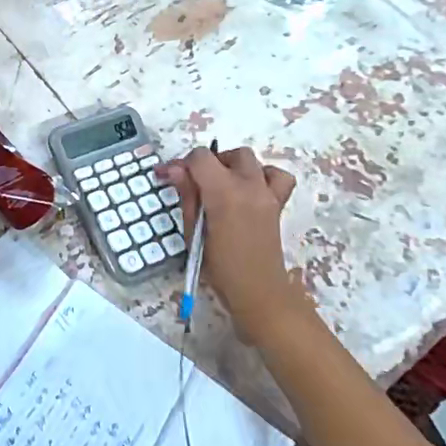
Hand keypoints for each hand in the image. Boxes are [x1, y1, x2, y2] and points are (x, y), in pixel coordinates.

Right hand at [157, 147, 302, 325]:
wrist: (257, 290)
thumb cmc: (219, 267)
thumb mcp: (193, 232)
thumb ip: (187, 195)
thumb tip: (174, 170)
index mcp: (224, 193)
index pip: (200, 158)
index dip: (181, 164)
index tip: (167, 177)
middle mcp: (248, 186)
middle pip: (225, 155)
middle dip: (206, 163)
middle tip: (192, 184)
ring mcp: (267, 192)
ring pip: (249, 159)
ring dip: (231, 165)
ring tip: (220, 185)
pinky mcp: (277, 201)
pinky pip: (276, 175)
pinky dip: (262, 175)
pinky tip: (249, 189)